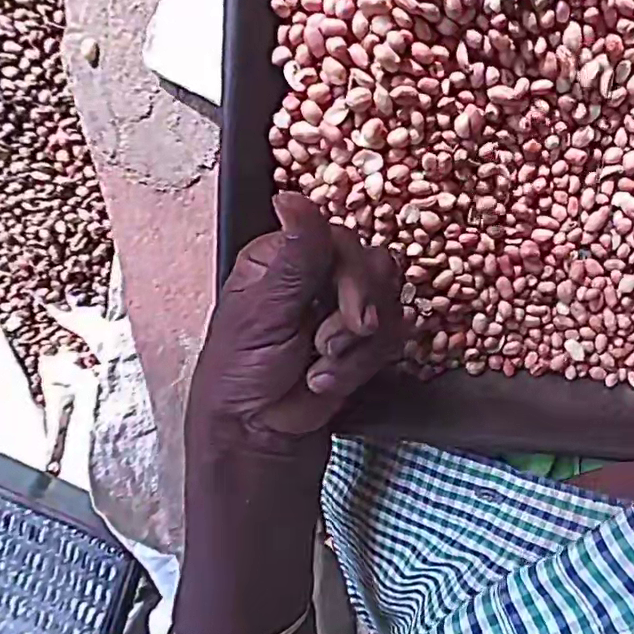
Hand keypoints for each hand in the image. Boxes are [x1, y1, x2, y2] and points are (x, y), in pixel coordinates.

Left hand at [187, 192, 404, 468]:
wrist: (257, 435)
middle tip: (330, 346)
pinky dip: (362, 364)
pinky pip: (392, 337)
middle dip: (359, 314)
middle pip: (375, 267)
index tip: (352, 313)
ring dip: (357, 347)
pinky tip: (328, 380)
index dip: (355, 275)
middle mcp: (319, 276)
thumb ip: (294, 257)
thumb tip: (291, 198)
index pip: (342, 240)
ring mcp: (344, 307)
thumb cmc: (241, 373)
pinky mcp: (364, 339)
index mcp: (285, 257)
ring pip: (389, 303)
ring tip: (320, 369)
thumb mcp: (264, 313)